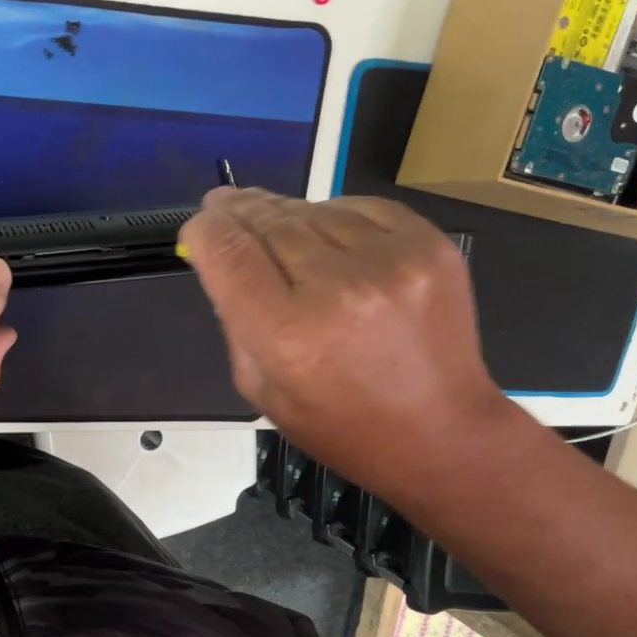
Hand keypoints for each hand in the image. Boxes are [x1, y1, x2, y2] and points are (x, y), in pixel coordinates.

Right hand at [180, 188, 511, 490]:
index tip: (197, 230)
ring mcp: (390, 261)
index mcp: (287, 334)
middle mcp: (337, 288)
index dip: (204, 232)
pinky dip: (334, 215)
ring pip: (314, 209)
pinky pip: (361, 208)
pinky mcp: (429, 245)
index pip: (229, 253)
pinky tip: (324, 232)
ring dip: (286, 214)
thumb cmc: (338, 424)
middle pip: (268, 222)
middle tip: (223, 204)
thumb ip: (236, 324)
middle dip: (238, 213)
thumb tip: (224, 264)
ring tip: (272, 224)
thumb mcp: (261, 389)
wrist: (438, 431)